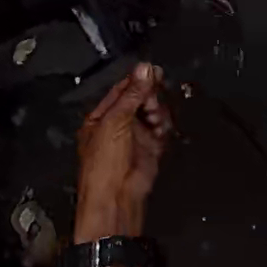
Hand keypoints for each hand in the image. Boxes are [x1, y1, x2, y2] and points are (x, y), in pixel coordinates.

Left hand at [75, 63, 172, 240]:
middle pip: (140, 99)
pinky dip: (164, 127)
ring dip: (158, 112)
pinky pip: (162, 130)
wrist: (117, 196)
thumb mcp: (116, 121)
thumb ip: (133, 94)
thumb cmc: (103, 165)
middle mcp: (118, 125)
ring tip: (155, 118)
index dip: (138, 80)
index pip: (122, 90)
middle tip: (154, 98)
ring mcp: (135, 137)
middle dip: (150, 96)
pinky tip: (161, 128)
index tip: (153, 70)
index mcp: (101, 117)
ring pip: (153, 113)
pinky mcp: (151, 148)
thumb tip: (145, 70)